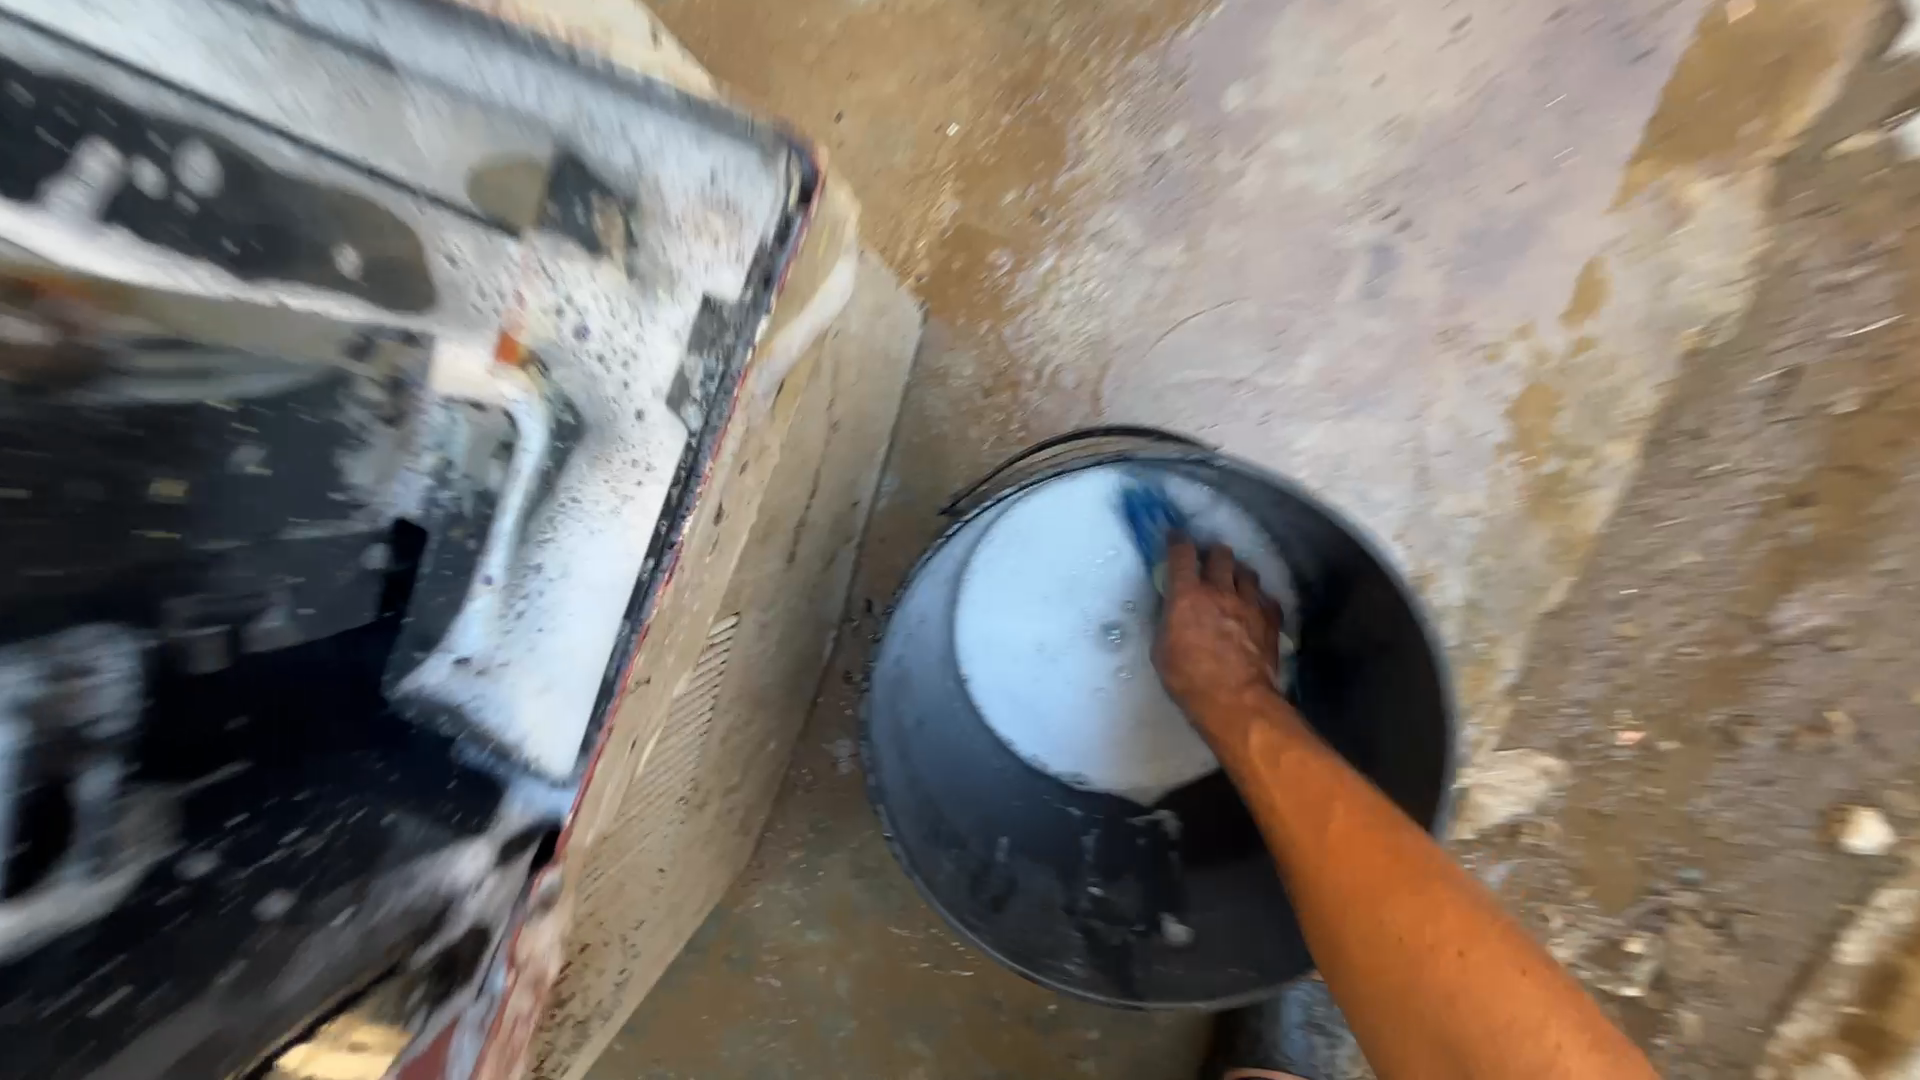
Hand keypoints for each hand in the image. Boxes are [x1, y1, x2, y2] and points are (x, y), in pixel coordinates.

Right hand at [1153, 539, 1285, 730]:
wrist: (1235, 699)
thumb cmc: (1188, 678)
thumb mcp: (1161, 649)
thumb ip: (1168, 622)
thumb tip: (1172, 611)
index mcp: (1187, 596)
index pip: (1182, 555)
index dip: (1178, 541)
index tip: (1176, 537)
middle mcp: (1220, 591)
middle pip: (1220, 555)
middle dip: (1213, 553)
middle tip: (1208, 560)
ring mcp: (1249, 604)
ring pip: (1247, 572)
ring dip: (1238, 572)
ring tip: (1234, 580)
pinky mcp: (1270, 621)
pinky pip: (1267, 599)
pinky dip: (1259, 599)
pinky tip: (1255, 607)